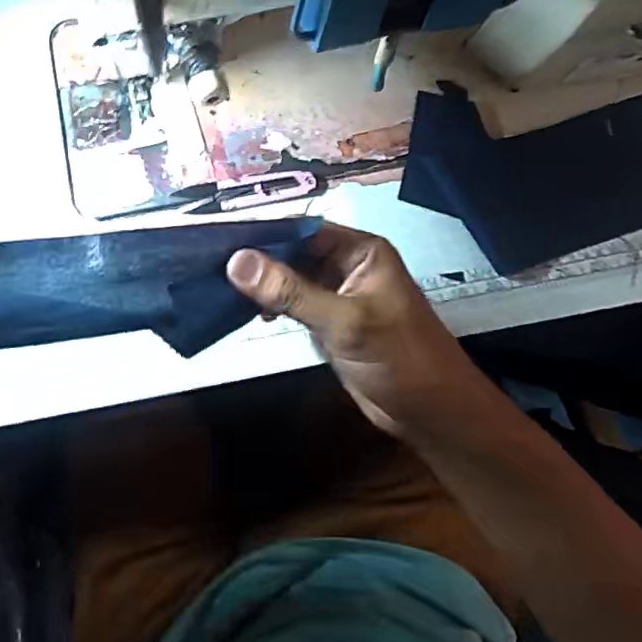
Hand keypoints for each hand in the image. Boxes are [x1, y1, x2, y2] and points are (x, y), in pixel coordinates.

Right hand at [228, 224, 497, 437]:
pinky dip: (274, 307)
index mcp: (362, 250)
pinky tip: (249, 313)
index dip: (266, 233)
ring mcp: (339, 295)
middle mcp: (349, 265)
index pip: (305, 228)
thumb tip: (237, 260)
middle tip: (210, 265)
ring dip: (264, 285)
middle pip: (296, 252)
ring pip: (293, 280)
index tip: (221, 239)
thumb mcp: (344, 321)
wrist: (431, 412)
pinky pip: (296, 305)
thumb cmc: (399, 357)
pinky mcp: (332, 324)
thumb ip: (291, 291)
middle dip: (260, 260)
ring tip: (219, 287)